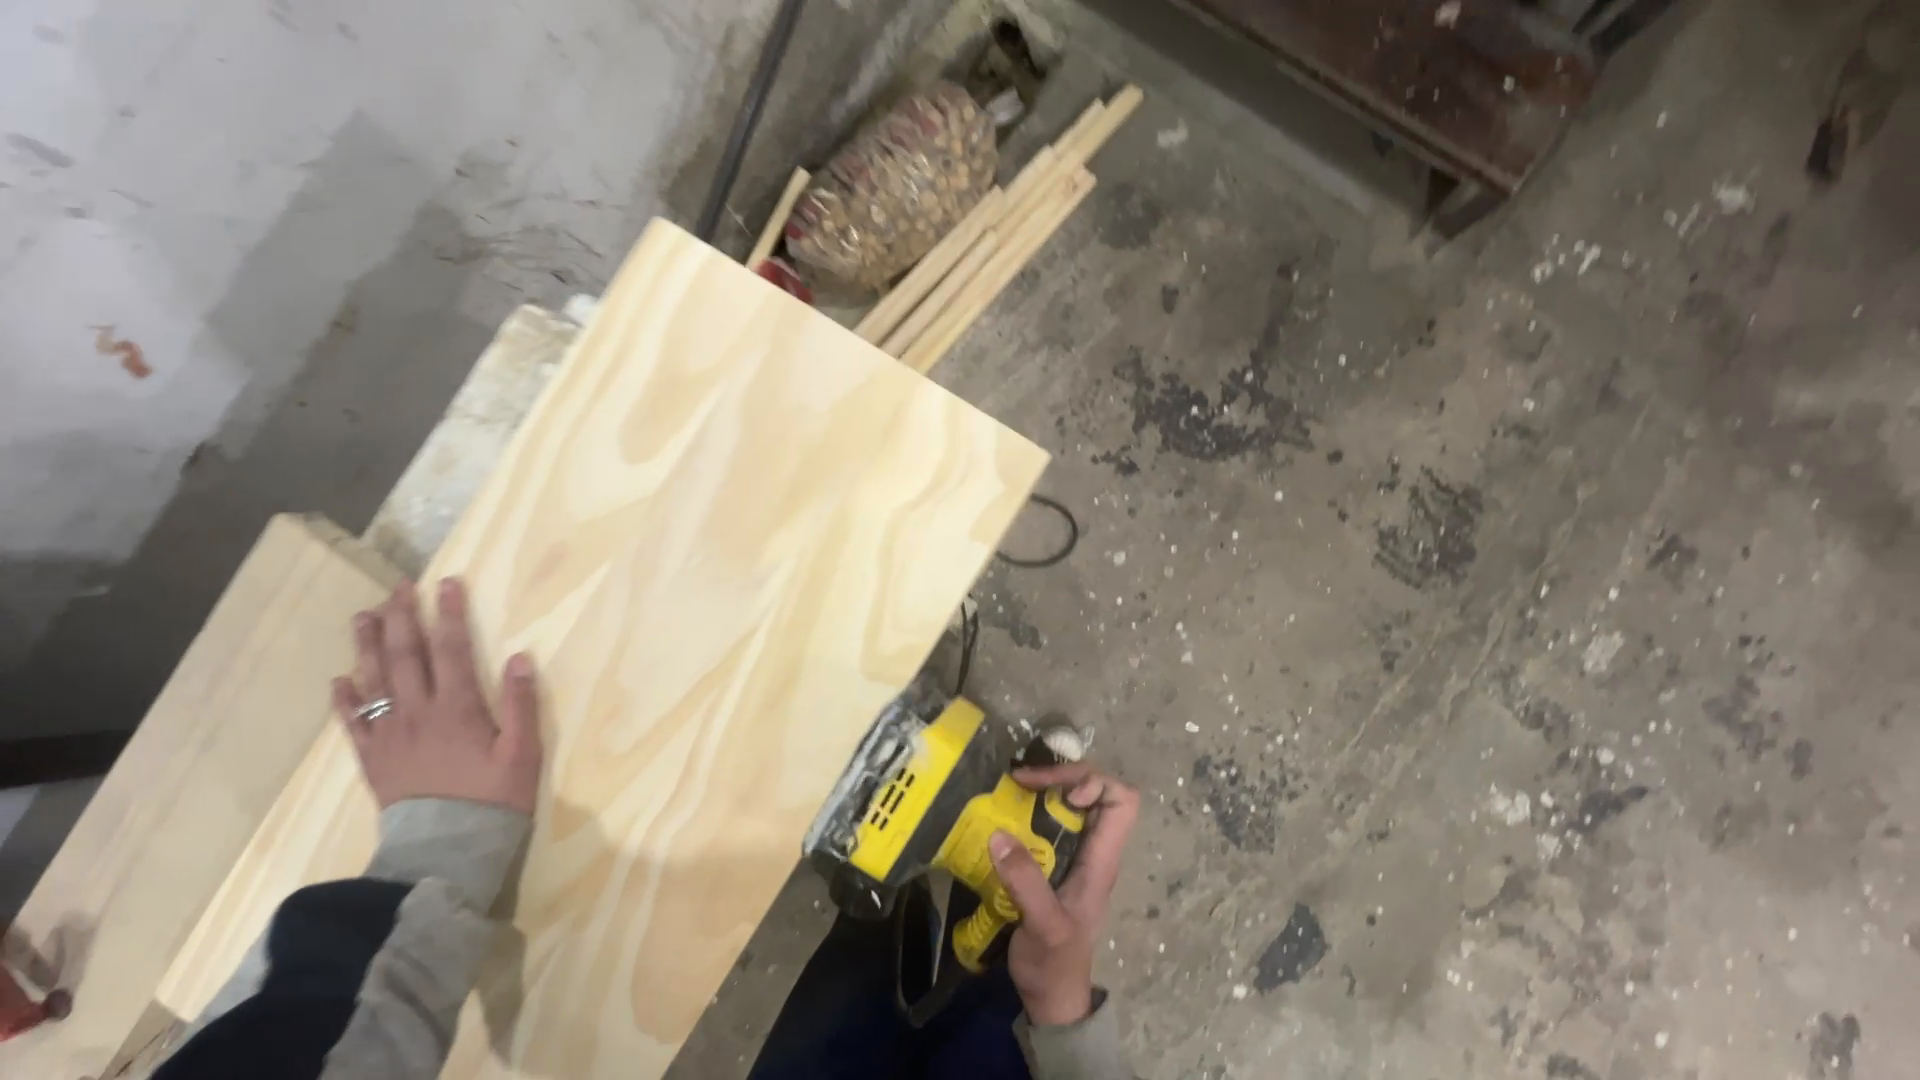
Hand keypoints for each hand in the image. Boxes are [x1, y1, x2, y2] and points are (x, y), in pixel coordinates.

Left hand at [331, 579, 542, 813]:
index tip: (447, 582)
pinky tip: (341, 679)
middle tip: (399, 587)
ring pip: (373, 680)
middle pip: (404, 656)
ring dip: (367, 645)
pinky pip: (352, 723)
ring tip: (364, 615)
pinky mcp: (373, 760)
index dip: (450, 613)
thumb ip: (521, 703)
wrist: (447, 851)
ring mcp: (389, 736)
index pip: (451, 648)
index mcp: (457, 708)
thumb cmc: (495, 799)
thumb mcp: (523, 752)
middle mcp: (417, 713)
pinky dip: (345, 699)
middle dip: (402, 617)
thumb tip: (519, 657)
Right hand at [990, 763, 1139, 1026]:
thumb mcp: (1042, 925)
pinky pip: (1047, 819)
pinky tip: (1004, 810)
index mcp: (1102, 859)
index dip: (1096, 783)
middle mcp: (1093, 849)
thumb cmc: (1055, 964)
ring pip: (1069, 802)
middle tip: (1021, 780)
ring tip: (1010, 786)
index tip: (1062, 794)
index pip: (1122, 801)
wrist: (1050, 997)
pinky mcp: (1051, 859)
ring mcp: (1073, 853)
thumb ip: (1026, 882)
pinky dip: (1030, 806)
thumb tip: (1000, 834)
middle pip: (1094, 790)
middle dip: (1061, 776)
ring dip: (1044, 788)